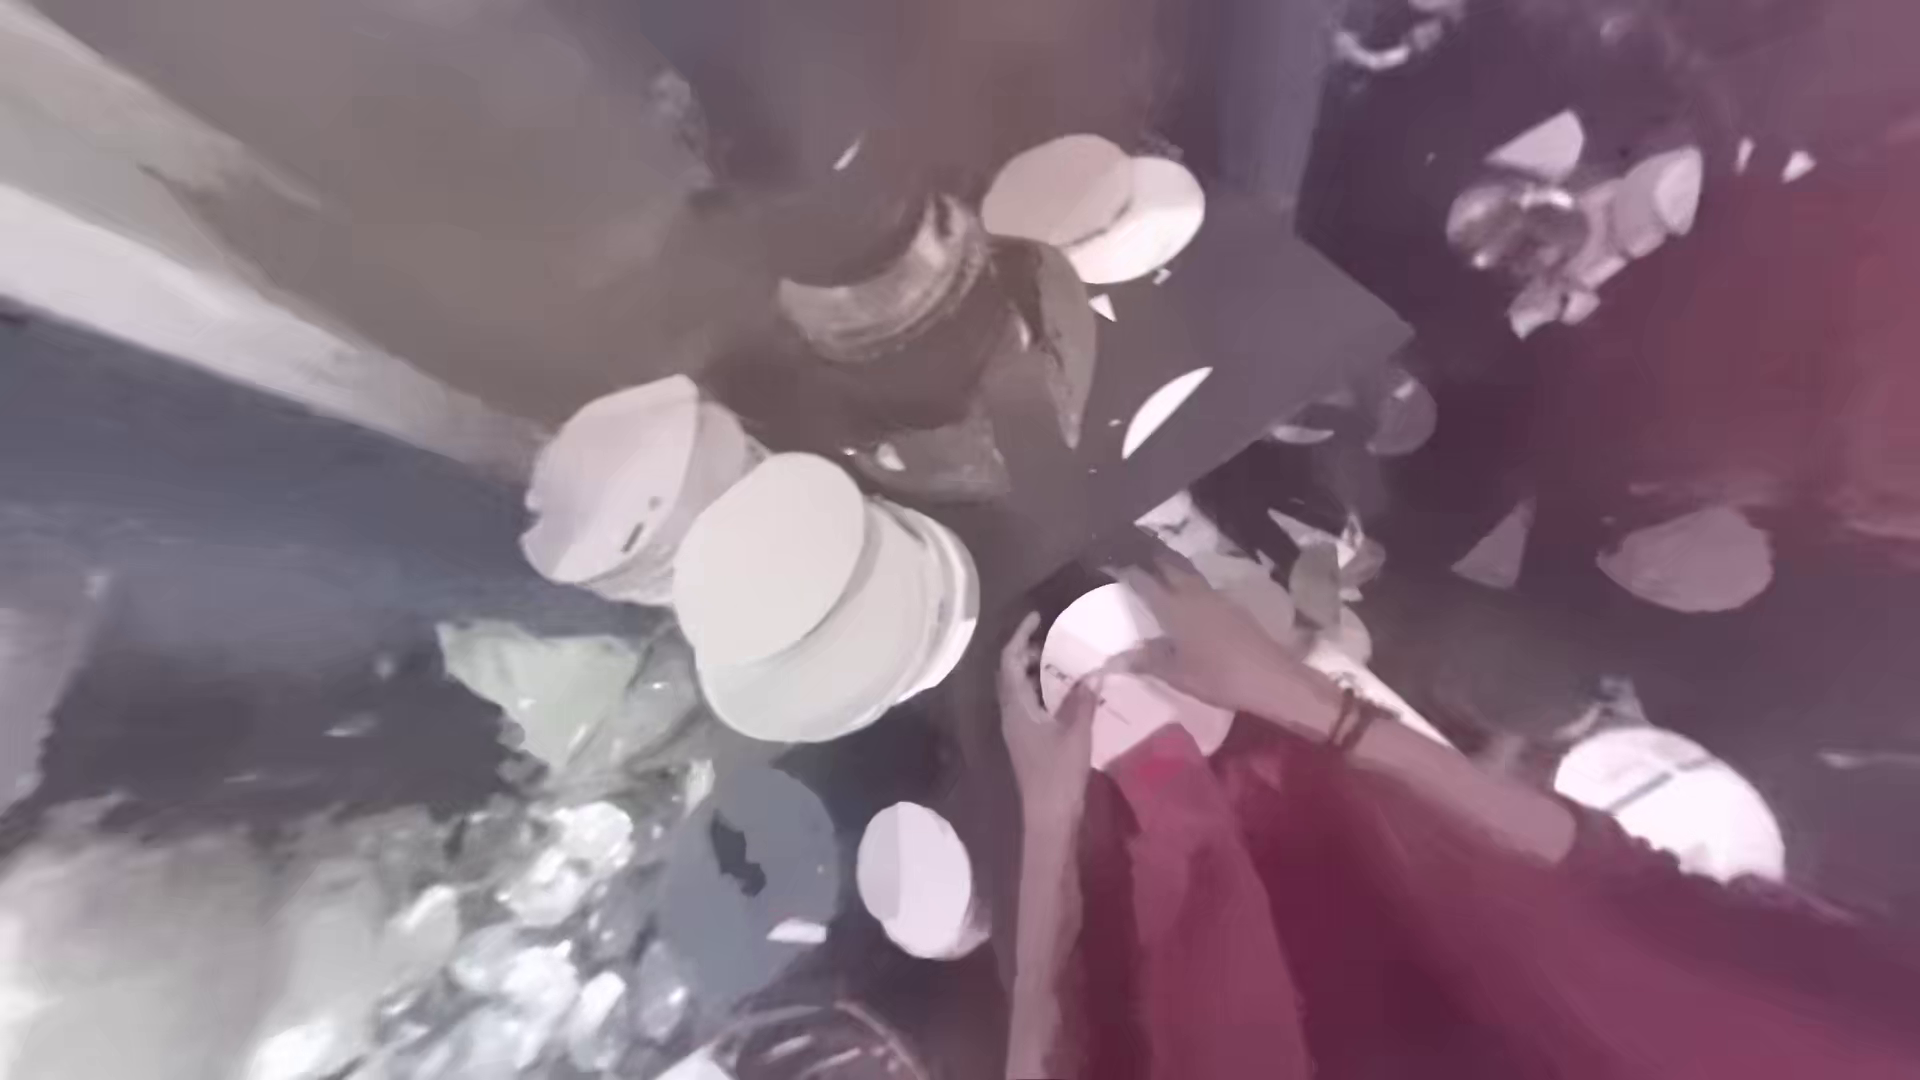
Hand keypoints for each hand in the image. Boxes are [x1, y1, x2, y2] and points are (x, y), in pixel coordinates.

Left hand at [999, 612, 1097, 822]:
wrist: (1048, 817)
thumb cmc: (1058, 773)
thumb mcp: (1075, 734)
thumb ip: (1082, 701)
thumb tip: (1093, 672)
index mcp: (1015, 706)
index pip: (1008, 660)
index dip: (1020, 635)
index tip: (1036, 617)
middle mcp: (1009, 712)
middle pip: (1010, 671)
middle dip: (1026, 649)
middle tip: (1050, 636)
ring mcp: (1016, 726)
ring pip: (1019, 687)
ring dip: (1033, 668)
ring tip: (1058, 658)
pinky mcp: (1026, 738)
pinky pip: (1029, 701)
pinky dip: (1041, 687)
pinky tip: (1063, 690)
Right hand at [1111, 553, 1338, 728]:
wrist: (1273, 679)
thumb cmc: (1218, 677)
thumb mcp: (1176, 674)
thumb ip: (1146, 661)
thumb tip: (1117, 658)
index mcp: (1173, 607)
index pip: (1142, 580)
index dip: (1124, 569)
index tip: (1108, 561)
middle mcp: (1192, 593)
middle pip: (1168, 563)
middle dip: (1149, 556)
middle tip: (1132, 553)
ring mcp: (1215, 597)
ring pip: (1186, 571)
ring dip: (1170, 565)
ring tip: (1155, 566)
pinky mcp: (1231, 605)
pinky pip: (1200, 583)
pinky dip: (1186, 580)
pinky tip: (1185, 593)